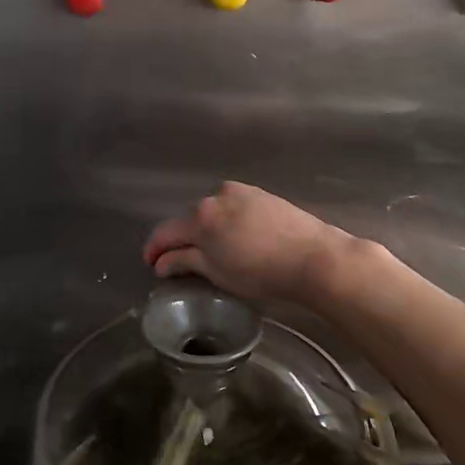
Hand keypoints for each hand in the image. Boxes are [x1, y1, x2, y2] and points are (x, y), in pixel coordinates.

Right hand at [141, 182, 360, 303]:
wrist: (314, 257)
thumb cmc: (261, 271)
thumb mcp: (217, 272)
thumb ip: (184, 262)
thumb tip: (160, 263)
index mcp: (200, 216)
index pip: (166, 232)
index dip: (154, 250)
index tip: (151, 265)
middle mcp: (216, 196)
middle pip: (189, 220)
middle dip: (183, 240)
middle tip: (183, 264)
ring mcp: (242, 191)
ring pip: (213, 212)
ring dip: (207, 230)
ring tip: (215, 253)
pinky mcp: (262, 194)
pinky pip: (234, 208)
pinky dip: (228, 223)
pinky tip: (238, 240)